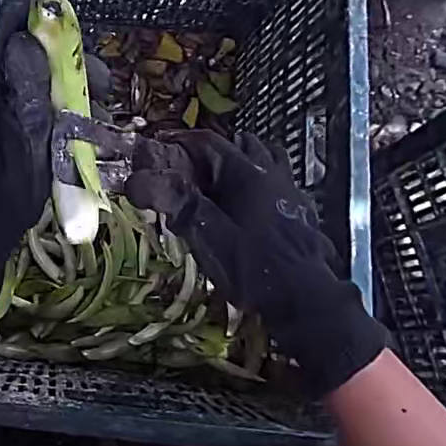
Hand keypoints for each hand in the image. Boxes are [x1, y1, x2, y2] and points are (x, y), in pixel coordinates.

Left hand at [0, 0, 69, 304]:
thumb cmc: (7, 188)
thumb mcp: (22, 140)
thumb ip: (26, 90)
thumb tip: (26, 38)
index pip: (7, 24)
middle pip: (31, 42)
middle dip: (69, 49)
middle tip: (99, 78)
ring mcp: (7, 97)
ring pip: (45, 66)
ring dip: (76, 76)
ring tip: (100, 99)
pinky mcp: (19, 113)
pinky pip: (48, 89)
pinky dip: (72, 94)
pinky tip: (90, 111)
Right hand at [126, 131, 385, 395]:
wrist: (306, 302)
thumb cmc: (253, 268)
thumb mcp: (209, 236)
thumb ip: (179, 203)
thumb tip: (139, 180)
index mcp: (246, 175)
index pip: (209, 143)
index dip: (180, 143)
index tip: (159, 150)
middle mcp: (271, 175)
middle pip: (239, 146)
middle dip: (212, 152)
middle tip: (189, 167)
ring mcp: (290, 192)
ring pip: (264, 160)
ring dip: (240, 164)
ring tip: (220, 181)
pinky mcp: (300, 212)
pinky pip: (276, 182)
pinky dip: (258, 183)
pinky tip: (249, 207)